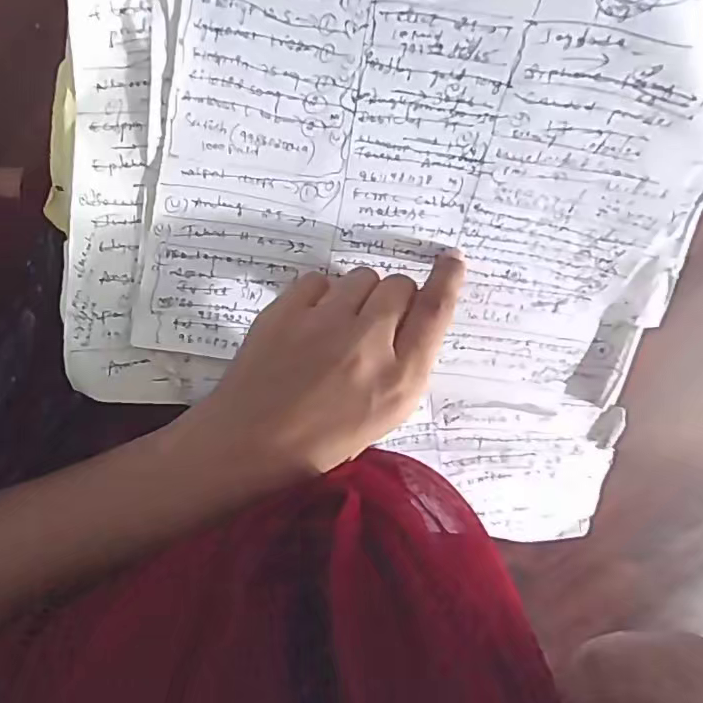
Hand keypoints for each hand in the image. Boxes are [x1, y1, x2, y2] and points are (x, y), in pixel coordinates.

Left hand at [182, 253, 466, 477]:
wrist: (251, 441)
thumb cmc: (320, 441)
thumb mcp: (382, 415)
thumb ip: (404, 365)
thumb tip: (411, 319)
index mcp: (398, 381)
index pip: (435, 312)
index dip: (448, 280)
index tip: (451, 260)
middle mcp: (367, 344)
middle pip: (400, 286)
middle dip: (393, 298)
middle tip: (372, 322)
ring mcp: (324, 322)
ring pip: (362, 277)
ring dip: (358, 294)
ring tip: (337, 326)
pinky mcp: (287, 310)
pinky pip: (321, 279)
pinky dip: (321, 295)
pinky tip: (310, 322)